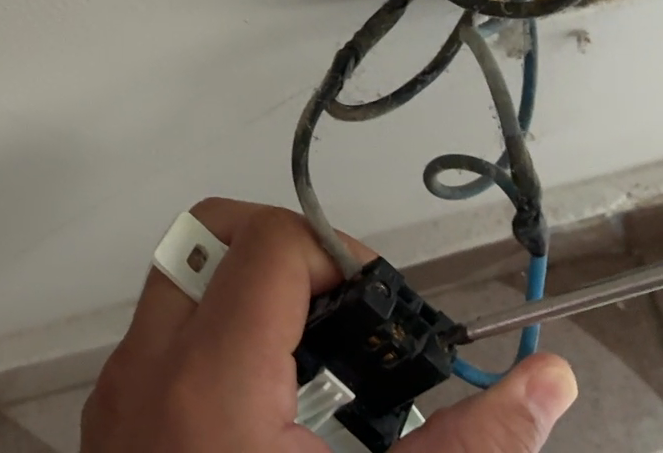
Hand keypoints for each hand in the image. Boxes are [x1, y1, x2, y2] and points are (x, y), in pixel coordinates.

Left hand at [82, 198, 576, 451]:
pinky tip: (270, 397)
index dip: (337, 254)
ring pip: (183, 274)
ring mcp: (120, 390)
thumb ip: (472, 448)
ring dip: (251, 285)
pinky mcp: (114, 414)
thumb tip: (548, 379)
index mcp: (211, 386)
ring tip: (314, 352)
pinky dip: (220, 327)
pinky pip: (164, 328)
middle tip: (342, 308)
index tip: (377, 308)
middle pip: (209, 231)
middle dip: (285, 247)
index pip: (268, 243)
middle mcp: (147, 371)